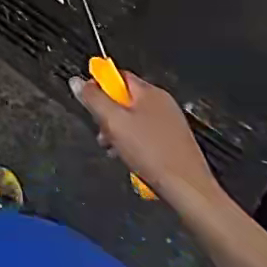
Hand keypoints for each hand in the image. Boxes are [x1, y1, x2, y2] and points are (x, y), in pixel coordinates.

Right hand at [70, 70, 221, 204]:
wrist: (189, 190)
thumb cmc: (151, 152)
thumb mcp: (112, 121)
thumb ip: (92, 98)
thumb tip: (77, 81)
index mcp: (150, 92)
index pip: (117, 75)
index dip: (99, 86)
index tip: (89, 103)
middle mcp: (163, 104)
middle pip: (123, 98)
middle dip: (107, 114)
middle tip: (102, 131)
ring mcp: (171, 124)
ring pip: (133, 118)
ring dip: (117, 130)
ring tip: (114, 148)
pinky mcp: (174, 142)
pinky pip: (145, 134)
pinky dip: (133, 142)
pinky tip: (130, 157)